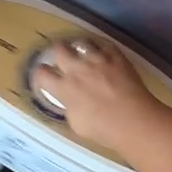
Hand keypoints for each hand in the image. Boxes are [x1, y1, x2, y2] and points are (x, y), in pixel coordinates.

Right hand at [30, 37, 168, 148]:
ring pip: (82, 42)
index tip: (44, 76)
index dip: (40, 73)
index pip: (42, 73)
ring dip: (81, 48)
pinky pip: (105, 44)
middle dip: (58, 51)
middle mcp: (77, 69)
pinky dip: (103, 49)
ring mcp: (97, 60)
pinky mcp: (116, 56)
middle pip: (59, 49)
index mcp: (64, 88)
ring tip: (86, 54)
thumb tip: (72, 102)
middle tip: (63, 57)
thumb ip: (70, 108)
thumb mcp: (76, 124)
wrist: (132, 119)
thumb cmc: (102, 129)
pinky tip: (105, 55)